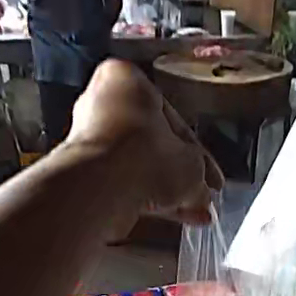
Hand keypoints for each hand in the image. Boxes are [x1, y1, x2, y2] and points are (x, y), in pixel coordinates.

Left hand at [63, 60, 222, 225]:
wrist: (102, 191)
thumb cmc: (143, 160)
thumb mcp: (191, 165)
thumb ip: (200, 173)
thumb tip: (202, 189)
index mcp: (128, 81)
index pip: (174, 121)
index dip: (199, 155)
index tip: (210, 177)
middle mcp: (102, 103)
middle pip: (154, 145)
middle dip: (180, 176)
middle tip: (199, 195)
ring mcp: (90, 140)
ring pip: (140, 169)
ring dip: (167, 192)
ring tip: (190, 211)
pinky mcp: (84, 173)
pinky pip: (124, 184)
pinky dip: (147, 199)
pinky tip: (169, 215)